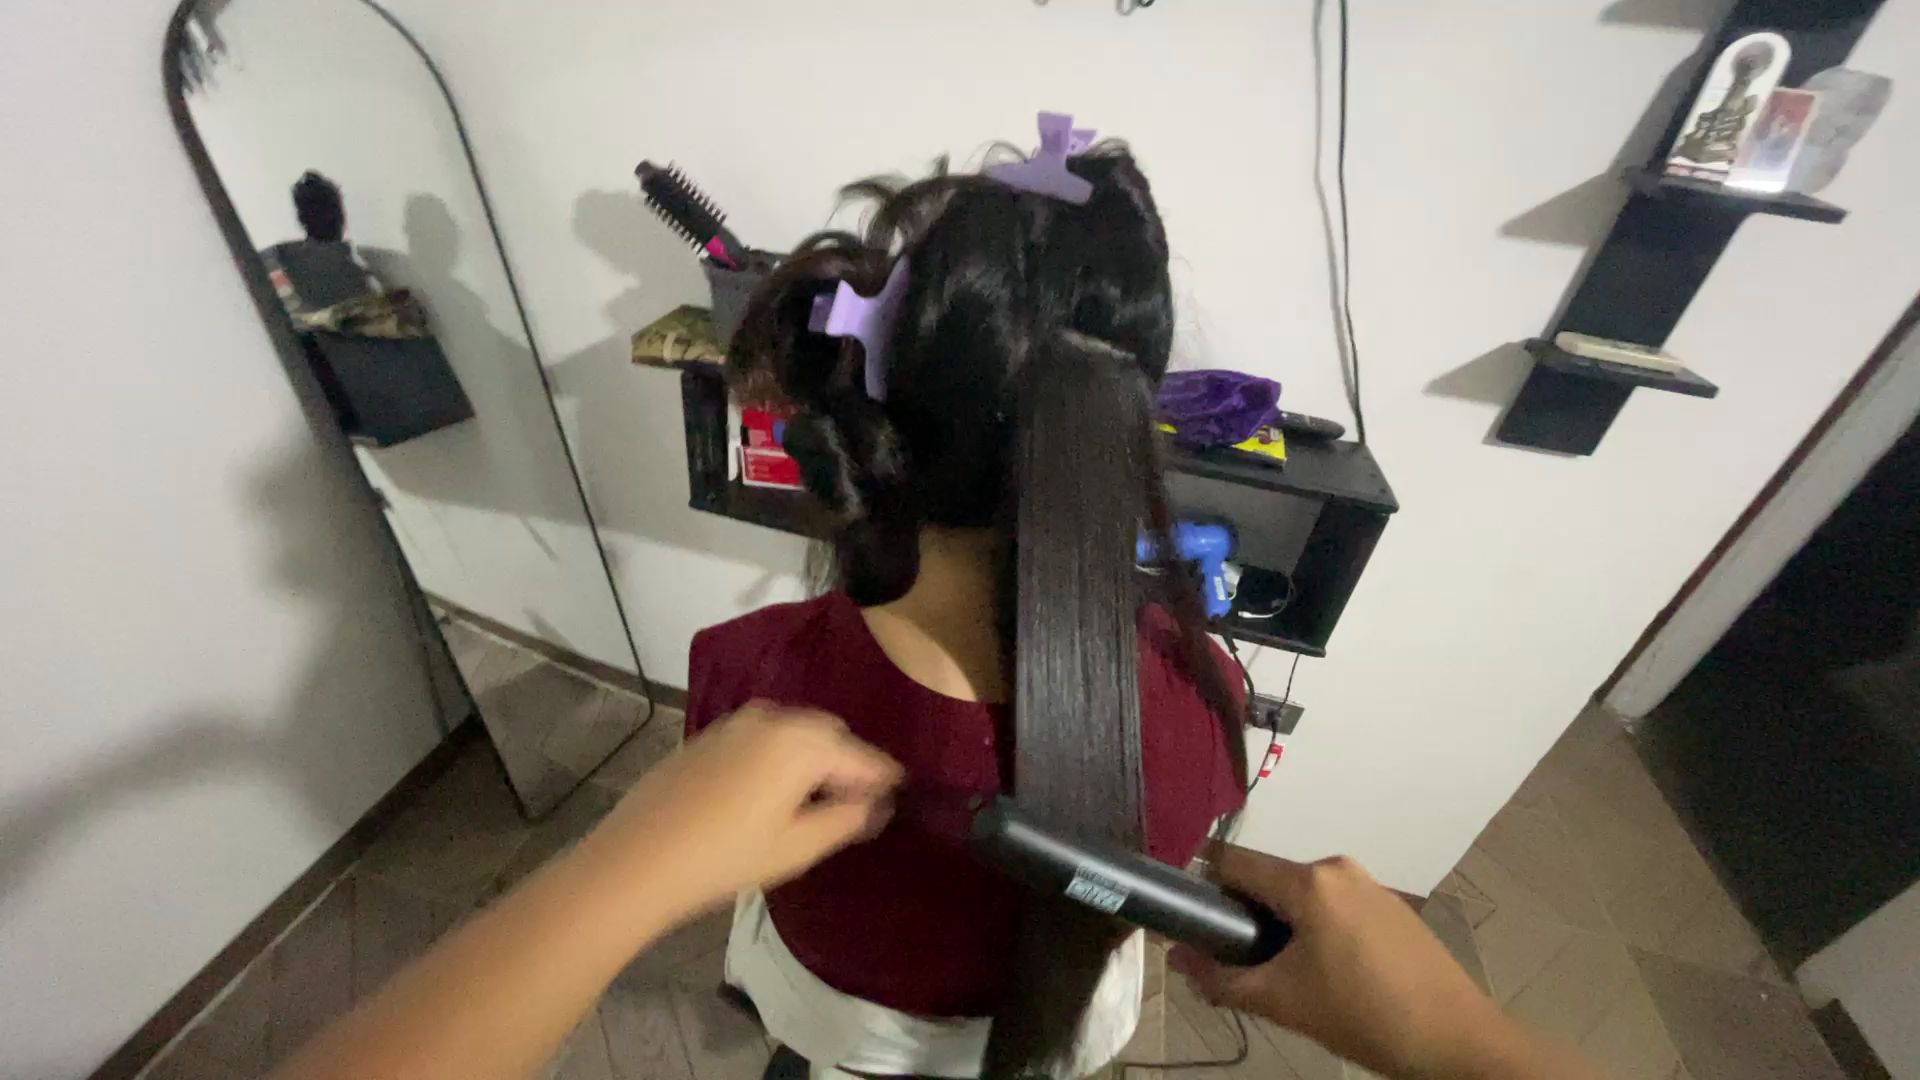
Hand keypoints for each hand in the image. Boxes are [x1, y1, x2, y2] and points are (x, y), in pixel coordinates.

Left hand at [573, 702, 903, 926]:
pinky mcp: (712, 734)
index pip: (860, 756)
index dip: (881, 775)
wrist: (636, 859)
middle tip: (853, 799)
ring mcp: (739, 722)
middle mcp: (775, 719)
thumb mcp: (796, 848)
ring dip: (813, 755)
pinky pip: (765, 735)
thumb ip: (846, 820)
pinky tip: (770, 788)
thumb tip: (876, 805)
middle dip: (846, 761)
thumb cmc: (724, 858)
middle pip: (828, 734)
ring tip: (813, 795)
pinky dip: (781, 753)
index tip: (897, 791)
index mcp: (802, 743)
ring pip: (795, 731)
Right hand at [1170, 849, 1504, 1079]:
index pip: (1231, 863)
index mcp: (1306, 880)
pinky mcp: (1390, 904)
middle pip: (1267, 878)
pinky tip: (1333, 972)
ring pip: (1300, 893)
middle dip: (1249, 916)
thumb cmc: (1366, 1017)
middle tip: (1249, 964)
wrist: (1464, 1047)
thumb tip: (1175, 957)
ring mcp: (1367, 882)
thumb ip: (1222, 978)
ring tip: (1292, 975)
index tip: (1202, 927)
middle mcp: (1334, 866)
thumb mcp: (1284, 1002)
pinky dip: (1318, 927)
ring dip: (1283, 924)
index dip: (1207, 891)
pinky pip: (1333, 902)